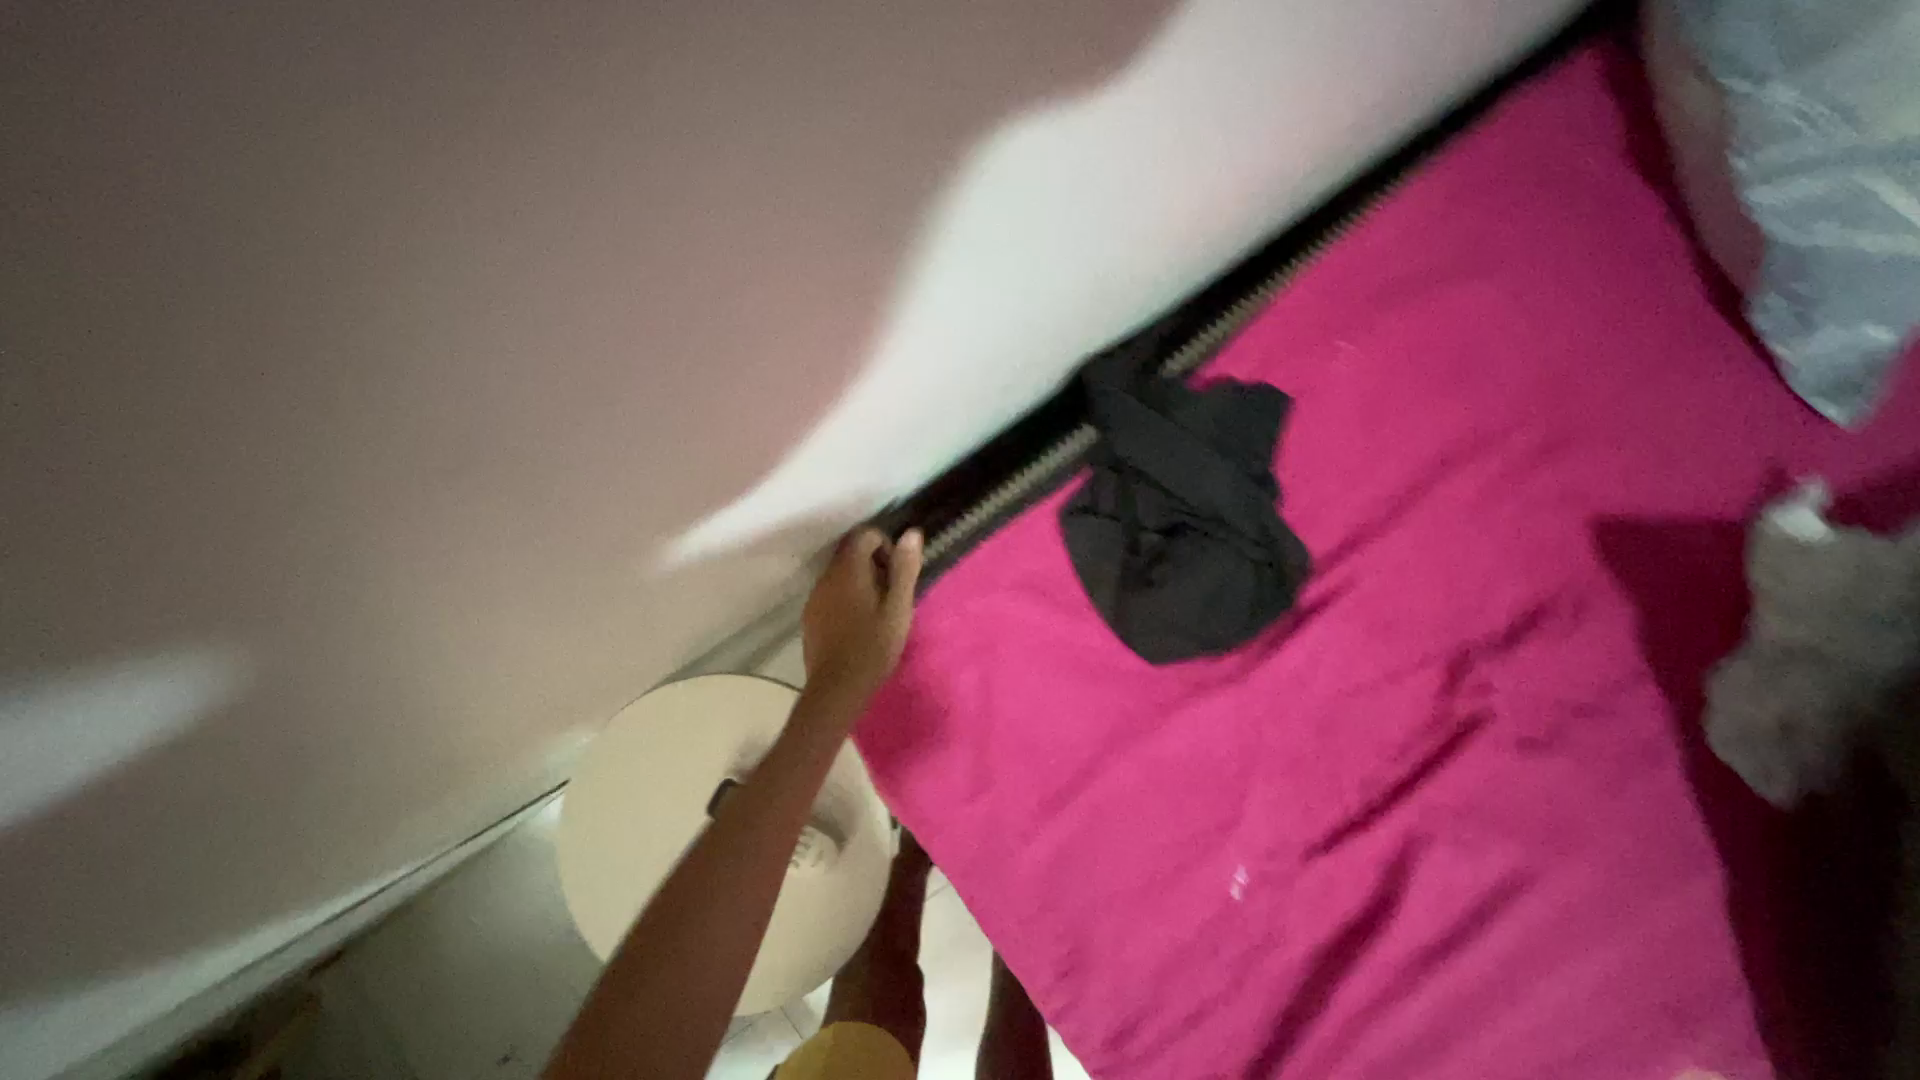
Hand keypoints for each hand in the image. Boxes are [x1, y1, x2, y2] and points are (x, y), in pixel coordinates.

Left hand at [801, 527, 923, 700]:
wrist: (837, 687)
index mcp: (849, 570)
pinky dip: (846, 597)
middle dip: (874, 563)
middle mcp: (827, 576)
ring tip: (878, 611)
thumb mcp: (898, 608)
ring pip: (840, 574)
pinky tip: (858, 625)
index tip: (897, 574)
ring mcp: (815, 596)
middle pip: (850, 553)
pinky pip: (831, 593)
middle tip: (892, 593)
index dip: (885, 545)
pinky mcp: (811, 615)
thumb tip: (912, 533)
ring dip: (860, 581)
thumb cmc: (873, 646)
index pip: (864, 535)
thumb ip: (904, 569)